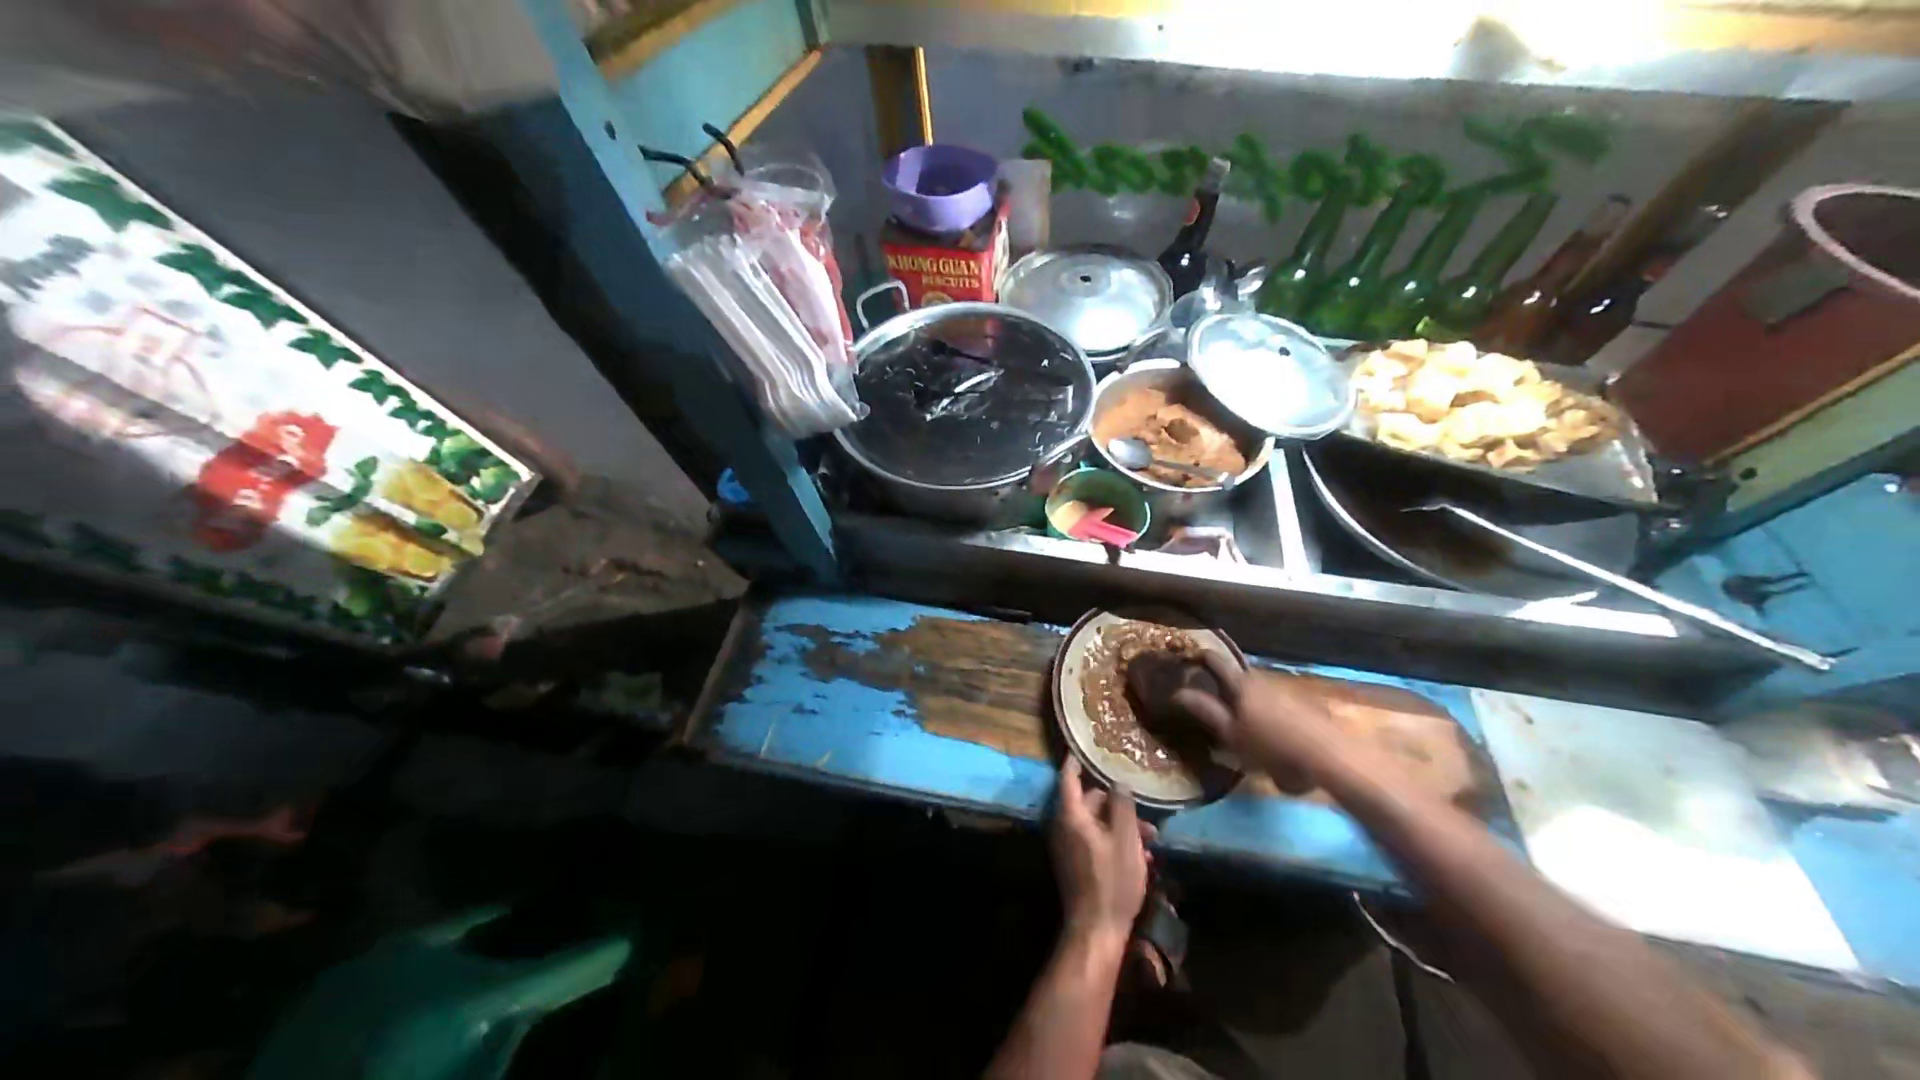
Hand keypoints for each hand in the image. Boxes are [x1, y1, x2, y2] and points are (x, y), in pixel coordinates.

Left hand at [1050, 757, 1154, 943]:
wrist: (1096, 930)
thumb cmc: (1112, 881)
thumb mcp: (1125, 840)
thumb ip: (1122, 807)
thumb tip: (1117, 782)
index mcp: (1071, 816)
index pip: (1069, 778)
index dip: (1076, 760)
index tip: (1085, 745)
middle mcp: (1064, 827)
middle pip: (1088, 801)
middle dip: (1116, 802)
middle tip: (1143, 804)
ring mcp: (1068, 846)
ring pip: (1096, 823)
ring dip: (1121, 825)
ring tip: (1151, 838)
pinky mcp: (1077, 863)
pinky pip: (1095, 840)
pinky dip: (1115, 841)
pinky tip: (1141, 855)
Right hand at [1170, 653, 1354, 792]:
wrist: (1331, 757)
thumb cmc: (1273, 748)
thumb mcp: (1232, 735)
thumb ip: (1206, 711)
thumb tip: (1178, 692)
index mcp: (1241, 684)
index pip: (1215, 660)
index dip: (1199, 657)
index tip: (1187, 660)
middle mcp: (1262, 679)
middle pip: (1237, 676)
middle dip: (1224, 684)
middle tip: (1212, 700)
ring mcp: (1286, 689)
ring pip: (1258, 689)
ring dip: (1248, 699)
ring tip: (1241, 720)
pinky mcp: (1304, 704)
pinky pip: (1276, 700)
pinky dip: (1267, 709)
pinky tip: (1270, 730)